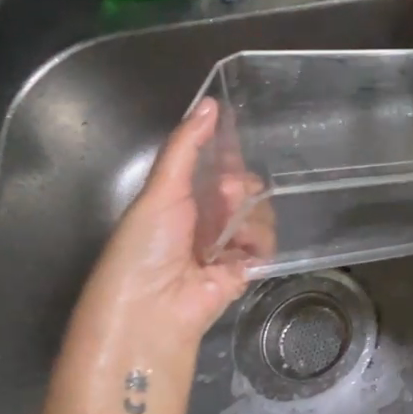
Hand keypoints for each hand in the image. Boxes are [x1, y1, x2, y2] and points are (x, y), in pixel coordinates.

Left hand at [70, 99, 273, 350]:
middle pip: (244, 186)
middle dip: (240, 186)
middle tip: (227, 196)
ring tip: (226, 235)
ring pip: (259, 211)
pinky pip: (267, 242)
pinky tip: (239, 253)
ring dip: (247, 216)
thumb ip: (185, 146)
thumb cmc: (145, 247)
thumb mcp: (160, 189)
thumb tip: (210, 102)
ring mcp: (226, 244)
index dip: (228, 152)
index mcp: (179, 198)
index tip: (238, 138)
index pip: (215, 165)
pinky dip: (257, 244)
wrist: (151, 311)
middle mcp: (205, 219)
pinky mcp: (246, 267)